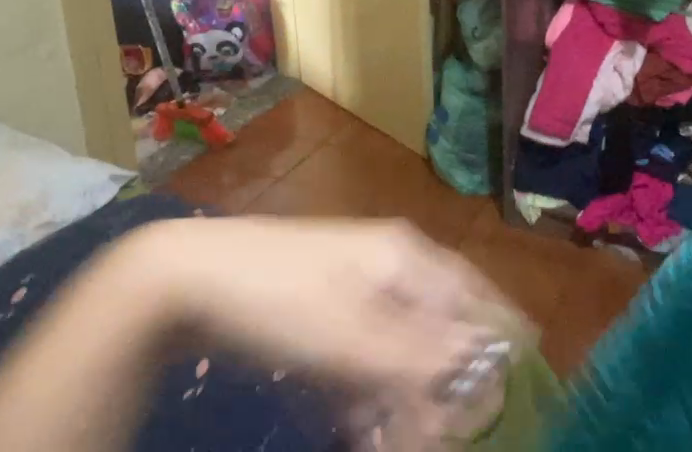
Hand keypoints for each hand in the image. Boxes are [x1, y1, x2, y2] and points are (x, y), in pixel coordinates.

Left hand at [118, 217, 523, 412]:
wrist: (190, 278)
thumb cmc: (282, 300)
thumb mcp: (353, 337)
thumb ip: (421, 358)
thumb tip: (483, 367)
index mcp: (408, 258)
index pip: (473, 298)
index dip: (493, 345)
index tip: (501, 396)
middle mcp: (392, 266)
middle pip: (437, 329)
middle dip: (439, 387)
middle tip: (428, 435)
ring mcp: (357, 286)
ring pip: (400, 347)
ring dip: (400, 397)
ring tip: (386, 440)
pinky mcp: (327, 309)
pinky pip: (365, 353)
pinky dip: (366, 390)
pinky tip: (354, 424)